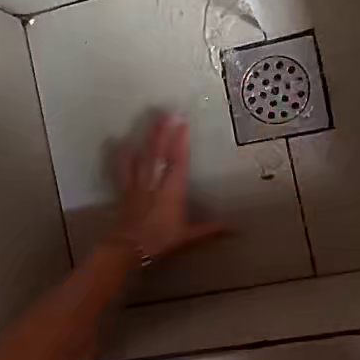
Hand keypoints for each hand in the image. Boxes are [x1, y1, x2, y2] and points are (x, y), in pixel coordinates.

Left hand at [108, 113, 226, 261]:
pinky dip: (125, 156)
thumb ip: (210, 229)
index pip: (178, 160)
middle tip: (167, 112)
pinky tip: (125, 143)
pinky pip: (126, 169)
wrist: (131, 246)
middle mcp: (156, 182)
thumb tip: (234, 229)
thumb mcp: (188, 235)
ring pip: (144, 156)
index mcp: (173, 190)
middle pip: (160, 152)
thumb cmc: (161, 239)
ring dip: (149, 138)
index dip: (181, 141)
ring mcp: (139, 183)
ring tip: (152, 121)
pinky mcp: (127, 189)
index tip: (183, 123)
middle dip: (163, 131)